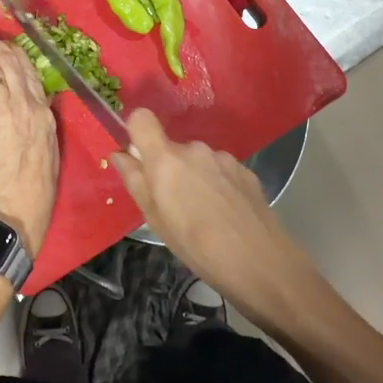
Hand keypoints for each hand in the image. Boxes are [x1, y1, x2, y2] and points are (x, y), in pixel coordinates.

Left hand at [0, 38, 57, 256]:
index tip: (9, 49)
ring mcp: (0, 111)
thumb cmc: (36, 186)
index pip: (31, 72)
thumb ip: (44, 120)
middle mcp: (24, 105)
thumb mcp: (50, 147)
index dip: (18, 55)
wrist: (13, 209)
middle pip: (10, 63)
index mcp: (44, 113)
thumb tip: (40, 101)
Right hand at [111, 109, 319, 314]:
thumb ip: (135, 181)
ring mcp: (223, 158)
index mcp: (166, 159)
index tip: (140, 158)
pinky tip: (227, 215)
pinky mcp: (246, 170)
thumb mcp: (155, 220)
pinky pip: (221, 171)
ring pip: (198, 160)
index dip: (137, 132)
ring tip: (205, 215)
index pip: (142, 118)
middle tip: (175, 204)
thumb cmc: (197, 247)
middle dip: (170, 168)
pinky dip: (218, 186)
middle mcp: (194, 149)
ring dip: (196, 178)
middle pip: (172, 147)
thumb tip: (120, 155)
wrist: (261, 264)